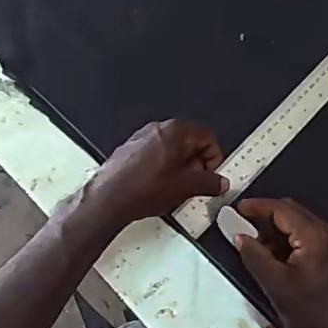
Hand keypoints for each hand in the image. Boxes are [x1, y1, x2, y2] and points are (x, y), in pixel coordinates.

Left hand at [81, 119, 226, 227]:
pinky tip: (160, 188)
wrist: (109, 199)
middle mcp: (157, 129)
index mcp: (175, 131)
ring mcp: (142, 138)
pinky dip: (163, 169)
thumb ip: (210, 182)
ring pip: (172, 149)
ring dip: (180, 167)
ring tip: (177, 189)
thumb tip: (219, 182)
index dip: (214, 156)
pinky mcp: (131, 150)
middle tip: (197, 182)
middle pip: (189, 141)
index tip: (213, 174)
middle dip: (197, 163)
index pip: (207, 135)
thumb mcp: (186, 187)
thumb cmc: (140, 188)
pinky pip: (156, 155)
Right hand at [232, 199, 327, 327]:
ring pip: (297, 221)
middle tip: (242, 226)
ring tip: (255, 243)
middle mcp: (326, 232)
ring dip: (275, 227)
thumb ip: (254, 255)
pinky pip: (304, 234)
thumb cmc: (308, 311)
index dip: (257, 206)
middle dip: (265, 215)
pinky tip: (273, 253)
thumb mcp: (274, 283)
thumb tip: (239, 236)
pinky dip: (286, 237)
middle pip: (291, 210)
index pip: (281, 209)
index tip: (237, 209)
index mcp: (314, 236)